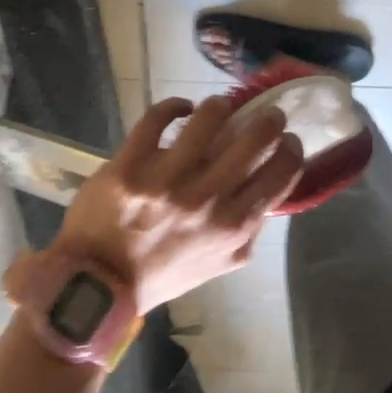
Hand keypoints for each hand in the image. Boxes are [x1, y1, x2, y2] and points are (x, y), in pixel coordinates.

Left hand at [34, 96, 303, 313]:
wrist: (100, 286)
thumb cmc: (164, 272)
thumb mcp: (221, 262)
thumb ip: (248, 229)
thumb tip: (266, 190)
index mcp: (233, 225)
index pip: (283, 171)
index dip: (291, 147)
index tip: (285, 139)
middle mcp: (207, 198)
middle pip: (257, 136)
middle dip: (268, 118)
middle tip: (262, 114)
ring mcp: (167, 178)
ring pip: (211, 115)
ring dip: (220, 106)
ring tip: (217, 108)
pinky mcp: (131, 164)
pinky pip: (158, 116)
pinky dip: (174, 106)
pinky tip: (181, 110)